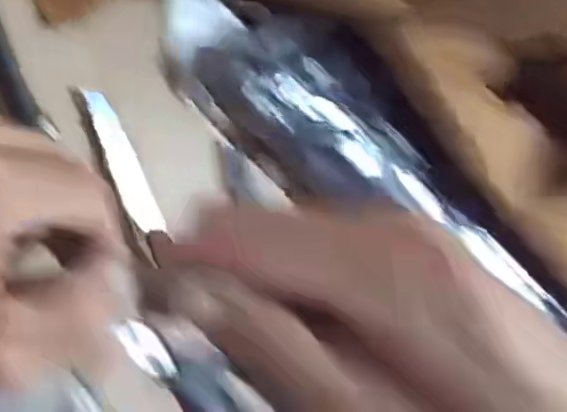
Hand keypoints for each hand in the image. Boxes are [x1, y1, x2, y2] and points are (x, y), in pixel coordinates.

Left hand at [0, 97, 124, 389]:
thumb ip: (74, 319)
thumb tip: (115, 280)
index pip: (90, 192)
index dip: (102, 241)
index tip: (80, 279)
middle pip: (61, 159)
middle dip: (71, 212)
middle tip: (46, 260)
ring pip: (26, 140)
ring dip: (34, 186)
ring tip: (3, 231)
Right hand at [162, 207, 566, 411]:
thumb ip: (274, 347)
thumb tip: (177, 286)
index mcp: (379, 262)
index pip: (227, 231)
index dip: (178, 264)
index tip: (154, 304)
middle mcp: (382, 221)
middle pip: (244, 219)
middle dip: (215, 267)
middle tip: (213, 331)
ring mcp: (401, 226)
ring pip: (271, 224)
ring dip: (251, 270)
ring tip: (272, 332)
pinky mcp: (412, 240)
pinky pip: (310, 236)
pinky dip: (290, 270)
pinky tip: (320, 319)